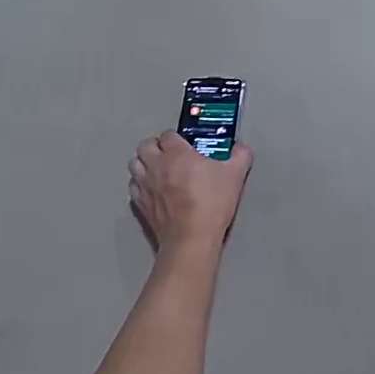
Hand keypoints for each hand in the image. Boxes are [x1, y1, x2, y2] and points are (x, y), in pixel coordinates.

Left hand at [129, 132, 252, 256]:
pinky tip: (152, 189)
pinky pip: (133, 186)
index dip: (177, 138)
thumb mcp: (235, 175)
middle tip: (169, 154)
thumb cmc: (212, 202)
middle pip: (145, 145)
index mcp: (176, 153)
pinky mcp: (139, 204)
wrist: (191, 239)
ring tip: (157, 168)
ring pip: (134, 163)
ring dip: (144, 162)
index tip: (187, 146)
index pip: (168, 135)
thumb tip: (241, 147)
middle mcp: (156, 165)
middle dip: (156, 146)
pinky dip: (140, 183)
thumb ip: (240, 155)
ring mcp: (144, 185)